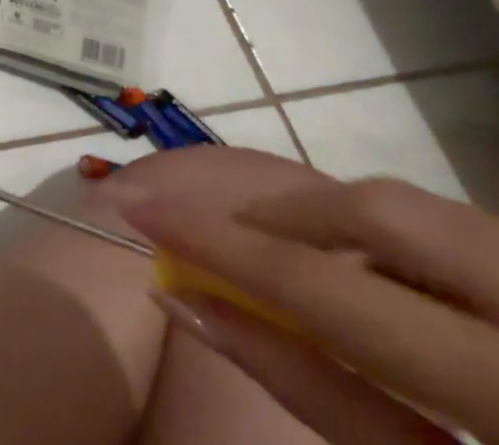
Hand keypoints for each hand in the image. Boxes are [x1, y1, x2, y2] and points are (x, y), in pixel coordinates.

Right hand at [125, 177, 498, 443]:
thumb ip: (312, 390)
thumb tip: (187, 300)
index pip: (327, 287)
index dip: (218, 243)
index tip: (135, 209)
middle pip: (389, 208)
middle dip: (283, 209)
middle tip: (219, 232)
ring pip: (438, 210)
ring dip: (349, 226)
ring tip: (304, 266)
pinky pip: (478, 233)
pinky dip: (412, 248)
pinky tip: (396, 290)